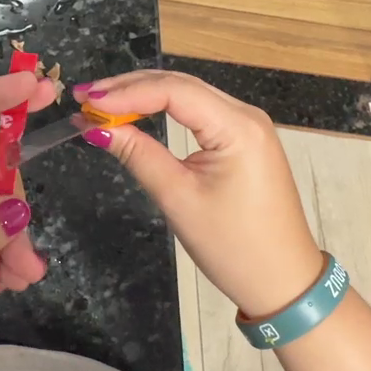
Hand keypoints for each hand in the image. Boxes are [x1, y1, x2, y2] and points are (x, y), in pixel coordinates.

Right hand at [77, 70, 322, 317]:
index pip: (172, 91)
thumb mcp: (178, 199)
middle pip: (178, 84)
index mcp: (237, 126)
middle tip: (84, 98)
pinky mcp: (242, 138)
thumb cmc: (233, 247)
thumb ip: (137, 154)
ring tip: (100, 103)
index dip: (125, 92)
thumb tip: (95, 126)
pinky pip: (196, 110)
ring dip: (142, 95)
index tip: (86, 101)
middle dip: (129, 88)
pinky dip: (162, 108)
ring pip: (186, 94)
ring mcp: (246, 124)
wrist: (286, 285)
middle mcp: (245, 114)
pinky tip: (134, 112)